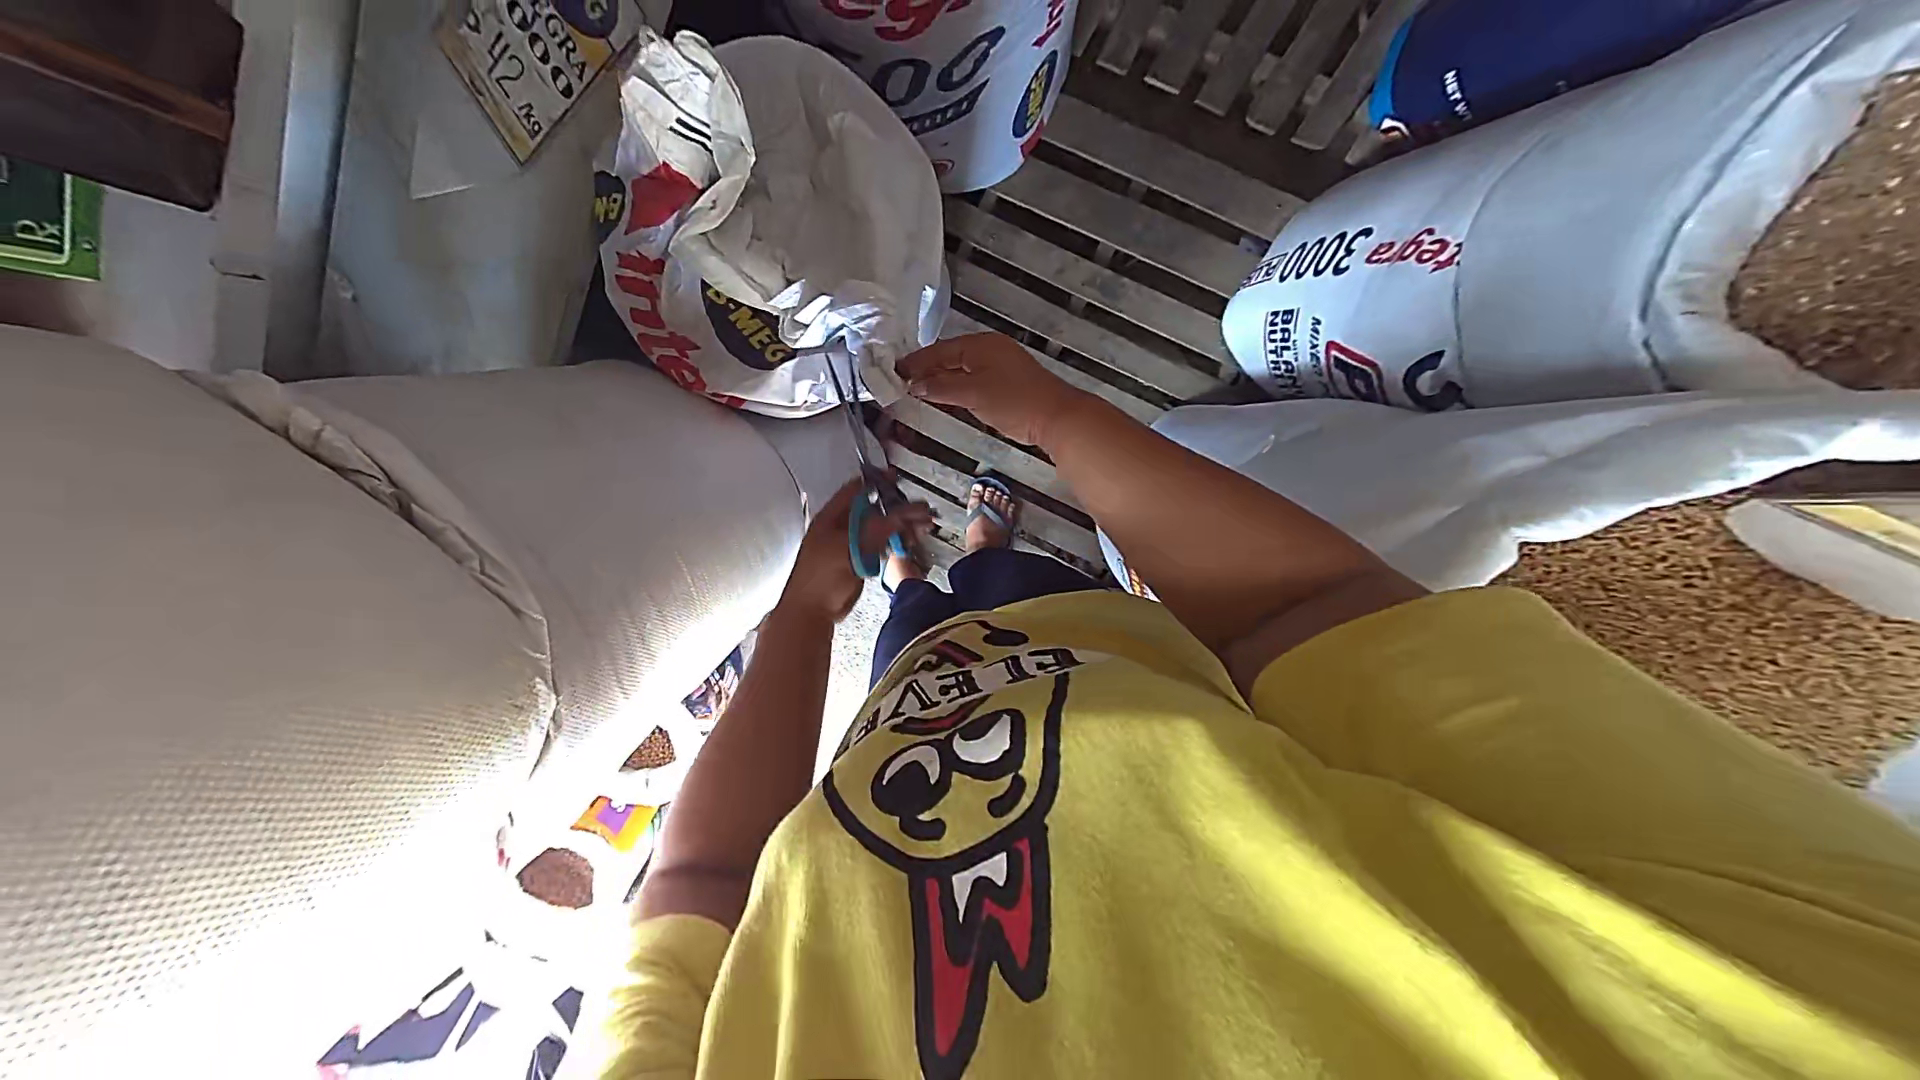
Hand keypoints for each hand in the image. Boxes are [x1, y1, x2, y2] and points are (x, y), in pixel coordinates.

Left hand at [778, 476, 932, 622]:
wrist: (812, 612)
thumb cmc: (817, 581)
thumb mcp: (846, 549)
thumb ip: (873, 532)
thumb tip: (896, 517)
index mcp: (831, 519)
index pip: (855, 491)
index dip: (875, 482)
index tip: (894, 477)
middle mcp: (842, 529)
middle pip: (874, 511)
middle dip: (897, 508)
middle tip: (918, 508)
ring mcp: (851, 546)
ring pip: (880, 529)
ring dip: (901, 526)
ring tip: (921, 524)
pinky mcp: (859, 562)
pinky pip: (881, 546)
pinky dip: (896, 542)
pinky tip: (909, 541)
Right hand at [896, 333, 1092, 446]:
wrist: (1056, 417)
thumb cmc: (1016, 402)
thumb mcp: (973, 394)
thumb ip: (942, 388)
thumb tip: (917, 385)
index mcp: (981, 345)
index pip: (940, 350)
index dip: (917, 362)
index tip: (897, 372)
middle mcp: (990, 349)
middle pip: (950, 357)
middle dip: (927, 370)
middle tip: (903, 381)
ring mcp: (1000, 365)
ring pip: (962, 369)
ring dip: (941, 379)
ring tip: (919, 390)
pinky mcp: (1007, 381)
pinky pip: (973, 378)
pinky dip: (957, 386)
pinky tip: (948, 396)